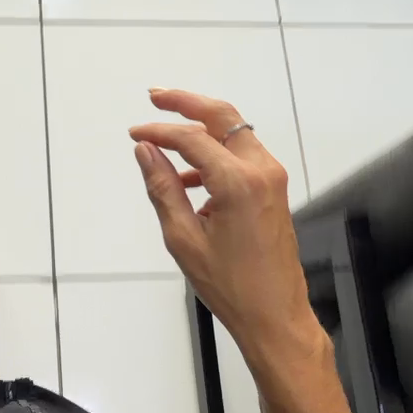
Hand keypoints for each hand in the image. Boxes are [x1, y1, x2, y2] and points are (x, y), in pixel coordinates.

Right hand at [130, 90, 315, 358]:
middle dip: (187, 102)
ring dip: (200, 127)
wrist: (276, 315)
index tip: (135, 133)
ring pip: (234, 131)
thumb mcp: (183, 238)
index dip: (159, 131)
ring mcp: (271, 178)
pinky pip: (240, 154)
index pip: (191, 139)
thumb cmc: (232, 286)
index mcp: (237, 183)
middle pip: (222, 116)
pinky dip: (214, 152)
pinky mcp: (273, 188)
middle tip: (156, 96)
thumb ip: (163, 187)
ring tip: (166, 136)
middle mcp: (260, 171)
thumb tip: (146, 151)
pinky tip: (187, 176)